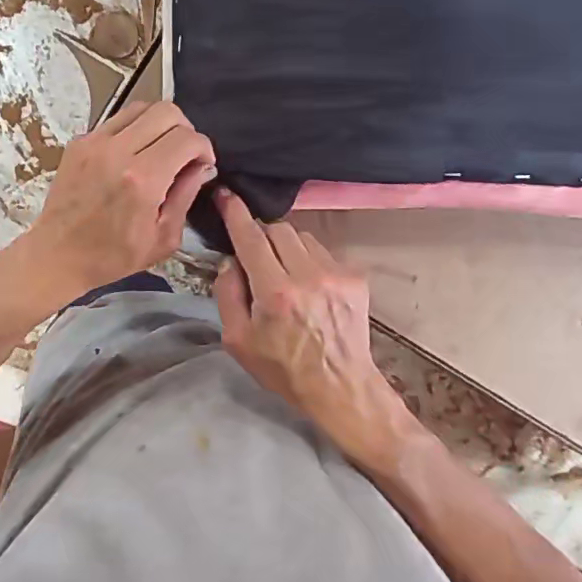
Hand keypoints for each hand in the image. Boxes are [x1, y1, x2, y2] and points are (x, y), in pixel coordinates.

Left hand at [11, 101, 215, 301]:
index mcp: (142, 180)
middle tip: (185, 152)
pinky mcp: (80, 142)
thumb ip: (186, 195)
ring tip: (162, 148)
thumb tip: (204, 166)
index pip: (187, 138)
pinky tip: (135, 153)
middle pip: (167, 111)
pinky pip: (117, 120)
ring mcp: (95, 143)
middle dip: (186, 128)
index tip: (203, 163)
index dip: (204, 148)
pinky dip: (135, 129)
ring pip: (142, 107)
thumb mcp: (164, 237)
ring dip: (160, 123)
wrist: (58, 255)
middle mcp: (118, 152)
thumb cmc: (113, 255)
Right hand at [212, 189, 413, 464]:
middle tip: (257, 259)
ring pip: (302, 236)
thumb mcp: (238, 340)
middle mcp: (307, 276)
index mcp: (275, 293)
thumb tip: (231, 261)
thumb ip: (227, 294)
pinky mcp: (355, 278)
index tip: (226, 195)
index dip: (235, 213)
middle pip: (277, 229)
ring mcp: (336, 274)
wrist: (340, 386)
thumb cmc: (283, 368)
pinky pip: (322, 251)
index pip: (251, 238)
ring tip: (284, 274)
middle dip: (261, 236)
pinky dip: (308, 260)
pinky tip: (308, 286)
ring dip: (286, 246)